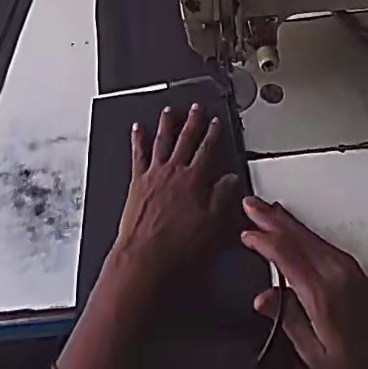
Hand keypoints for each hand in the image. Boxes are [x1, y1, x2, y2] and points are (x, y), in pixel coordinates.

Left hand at [110, 104, 240, 290]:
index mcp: (194, 180)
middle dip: (192, 122)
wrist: (145, 259)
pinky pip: (138, 154)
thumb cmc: (178, 248)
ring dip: (167, 124)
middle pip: (185, 139)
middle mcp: (174, 172)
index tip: (215, 123)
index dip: (213, 134)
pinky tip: (138, 129)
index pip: (207, 150)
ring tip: (169, 111)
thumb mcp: (212, 226)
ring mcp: (153, 175)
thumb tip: (230, 180)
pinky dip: (138, 140)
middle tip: (195, 108)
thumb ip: (222, 198)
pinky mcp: (137, 183)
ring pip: (162, 141)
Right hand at [239, 197, 367, 368]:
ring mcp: (345, 265)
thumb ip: (287, 320)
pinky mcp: (350, 264)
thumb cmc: (352, 364)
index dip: (263, 241)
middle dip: (270, 217)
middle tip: (250, 204)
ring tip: (263, 208)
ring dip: (283, 218)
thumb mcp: (313, 354)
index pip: (286, 256)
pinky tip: (289, 224)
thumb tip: (262, 298)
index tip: (246, 235)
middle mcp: (335, 273)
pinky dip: (298, 228)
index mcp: (322, 295)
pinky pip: (318, 238)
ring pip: (307, 233)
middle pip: (296, 235)